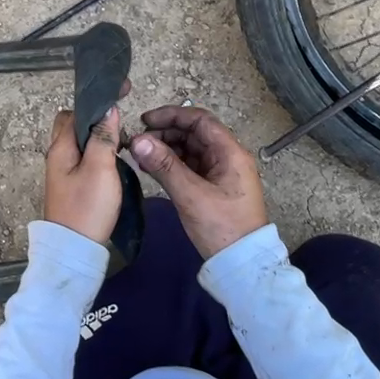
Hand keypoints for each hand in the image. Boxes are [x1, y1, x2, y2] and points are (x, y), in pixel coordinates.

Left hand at [43, 106, 123, 243]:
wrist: (75, 248)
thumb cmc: (87, 207)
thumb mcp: (100, 168)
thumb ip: (103, 137)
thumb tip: (108, 109)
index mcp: (60, 147)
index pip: (75, 111)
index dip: (97, 99)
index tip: (123, 92)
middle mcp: (57, 155)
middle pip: (73, 124)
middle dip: (95, 116)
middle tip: (121, 118)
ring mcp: (63, 171)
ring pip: (79, 142)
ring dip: (98, 135)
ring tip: (123, 137)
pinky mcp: (71, 184)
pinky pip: (83, 157)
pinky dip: (97, 151)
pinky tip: (114, 157)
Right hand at [129, 105, 269, 257]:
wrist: (241, 262)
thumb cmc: (221, 227)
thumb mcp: (190, 195)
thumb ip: (164, 166)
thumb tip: (138, 140)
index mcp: (230, 153)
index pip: (200, 120)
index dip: (171, 116)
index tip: (144, 120)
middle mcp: (227, 158)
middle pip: (194, 134)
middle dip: (165, 133)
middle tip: (138, 142)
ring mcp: (221, 173)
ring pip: (190, 150)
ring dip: (166, 149)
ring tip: (141, 156)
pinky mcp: (213, 187)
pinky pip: (190, 167)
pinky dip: (171, 165)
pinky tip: (152, 169)